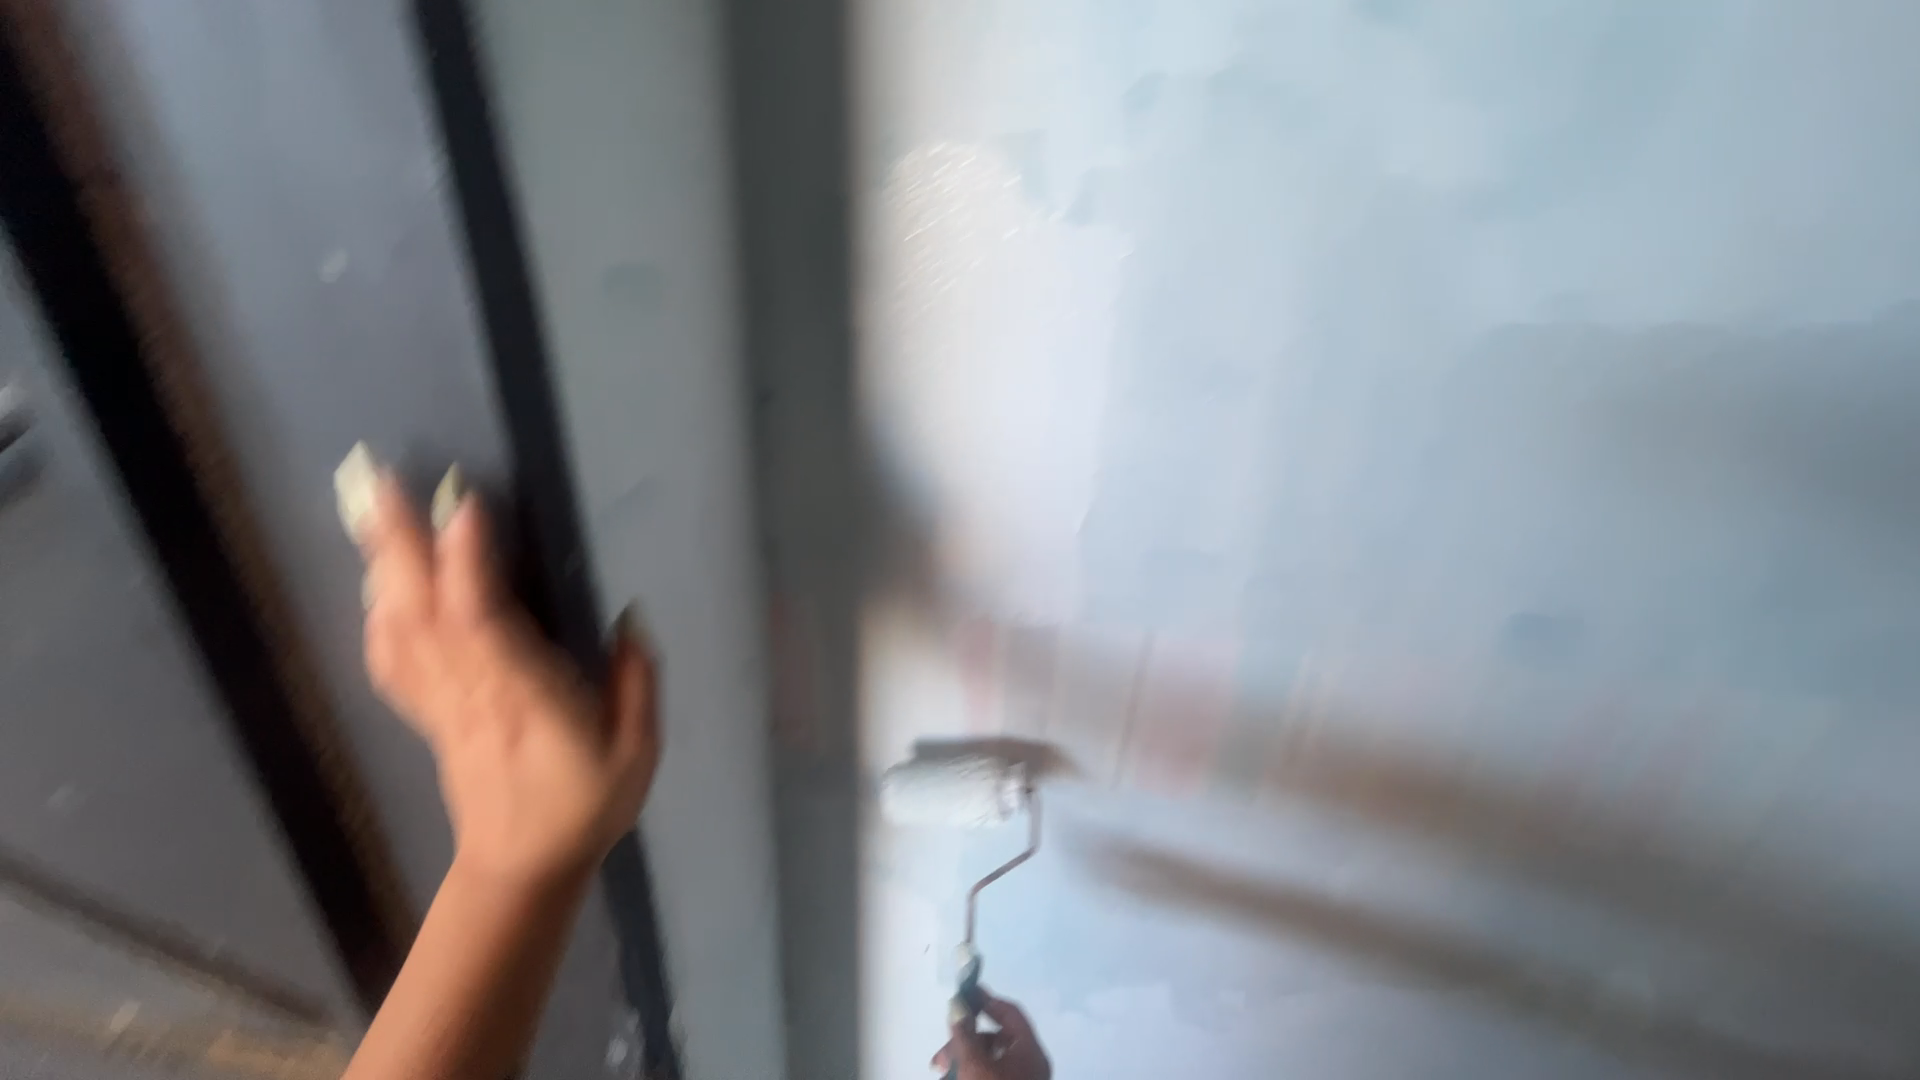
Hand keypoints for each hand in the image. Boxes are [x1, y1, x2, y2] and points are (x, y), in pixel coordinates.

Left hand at [353, 468, 660, 887]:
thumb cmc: (588, 805)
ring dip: (381, 565)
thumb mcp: (638, 750)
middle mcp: (471, 692)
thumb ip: (636, 681)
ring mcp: (442, 703)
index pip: (484, 621)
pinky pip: (393, 659)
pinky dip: (380, 614)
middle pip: (424, 610)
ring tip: (367, 509)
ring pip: (400, 626)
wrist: (522, 868)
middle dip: (401, 543)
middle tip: (376, 480)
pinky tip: (378, 583)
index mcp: (525, 698)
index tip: (465, 506)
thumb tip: (629, 616)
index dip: (469, 563)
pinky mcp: (431, 714)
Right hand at [933, 993, 1049, 1079]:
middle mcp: (1029, 1065)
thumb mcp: (975, 1064)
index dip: (987, 1000)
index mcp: (1030, 1051)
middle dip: (964, 1042)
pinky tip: (952, 1079)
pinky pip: (988, 1077)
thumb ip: (964, 1034)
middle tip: (940, 1055)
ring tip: (941, 1072)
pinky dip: (969, 1075)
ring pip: (988, 1061)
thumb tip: (957, 1007)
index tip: (964, 994)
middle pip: (994, 1039)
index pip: (1010, 1013)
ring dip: (962, 1061)